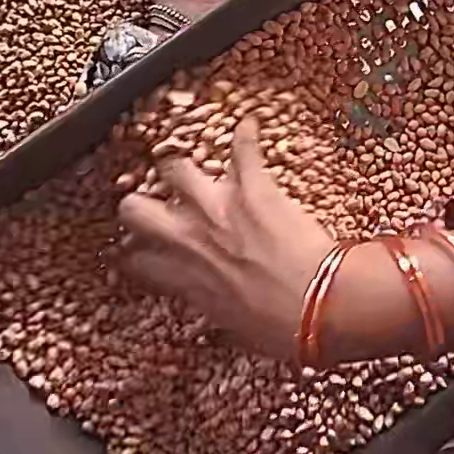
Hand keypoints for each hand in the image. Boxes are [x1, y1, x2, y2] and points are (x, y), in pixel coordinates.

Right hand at [117, 117, 337, 359]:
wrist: (319, 306)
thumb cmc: (284, 329)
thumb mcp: (238, 329)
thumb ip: (219, 312)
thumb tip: (223, 315)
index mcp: (186, 280)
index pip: (138, 260)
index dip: (135, 253)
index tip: (138, 251)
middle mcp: (191, 240)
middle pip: (135, 209)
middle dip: (140, 205)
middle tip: (155, 205)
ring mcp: (219, 209)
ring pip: (175, 169)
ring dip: (184, 169)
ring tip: (193, 169)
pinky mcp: (252, 188)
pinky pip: (242, 148)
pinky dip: (247, 134)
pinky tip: (249, 124)